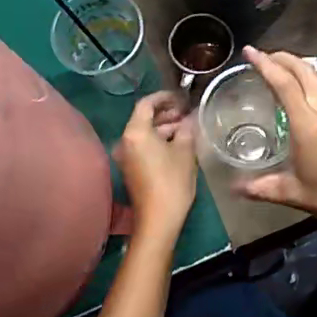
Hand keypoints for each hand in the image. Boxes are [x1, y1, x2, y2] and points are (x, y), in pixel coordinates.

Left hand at [113, 92, 197, 246]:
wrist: (158, 219)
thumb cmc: (172, 181)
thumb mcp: (185, 151)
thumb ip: (187, 129)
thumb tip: (190, 117)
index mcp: (135, 132)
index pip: (146, 104)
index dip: (164, 97)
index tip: (181, 97)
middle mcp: (125, 141)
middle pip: (144, 118)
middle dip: (166, 113)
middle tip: (187, 112)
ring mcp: (126, 156)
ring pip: (145, 133)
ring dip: (164, 127)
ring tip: (187, 128)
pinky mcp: (131, 169)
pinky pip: (144, 146)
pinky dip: (159, 140)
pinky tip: (178, 143)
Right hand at [239, 47, 316, 234]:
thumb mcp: (295, 194)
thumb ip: (262, 188)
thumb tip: (235, 188)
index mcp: (308, 124)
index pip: (284, 83)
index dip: (265, 64)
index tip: (251, 51)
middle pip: (304, 71)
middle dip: (283, 58)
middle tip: (263, 56)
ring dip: (298, 69)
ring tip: (280, 72)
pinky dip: (310, 85)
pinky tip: (303, 99)